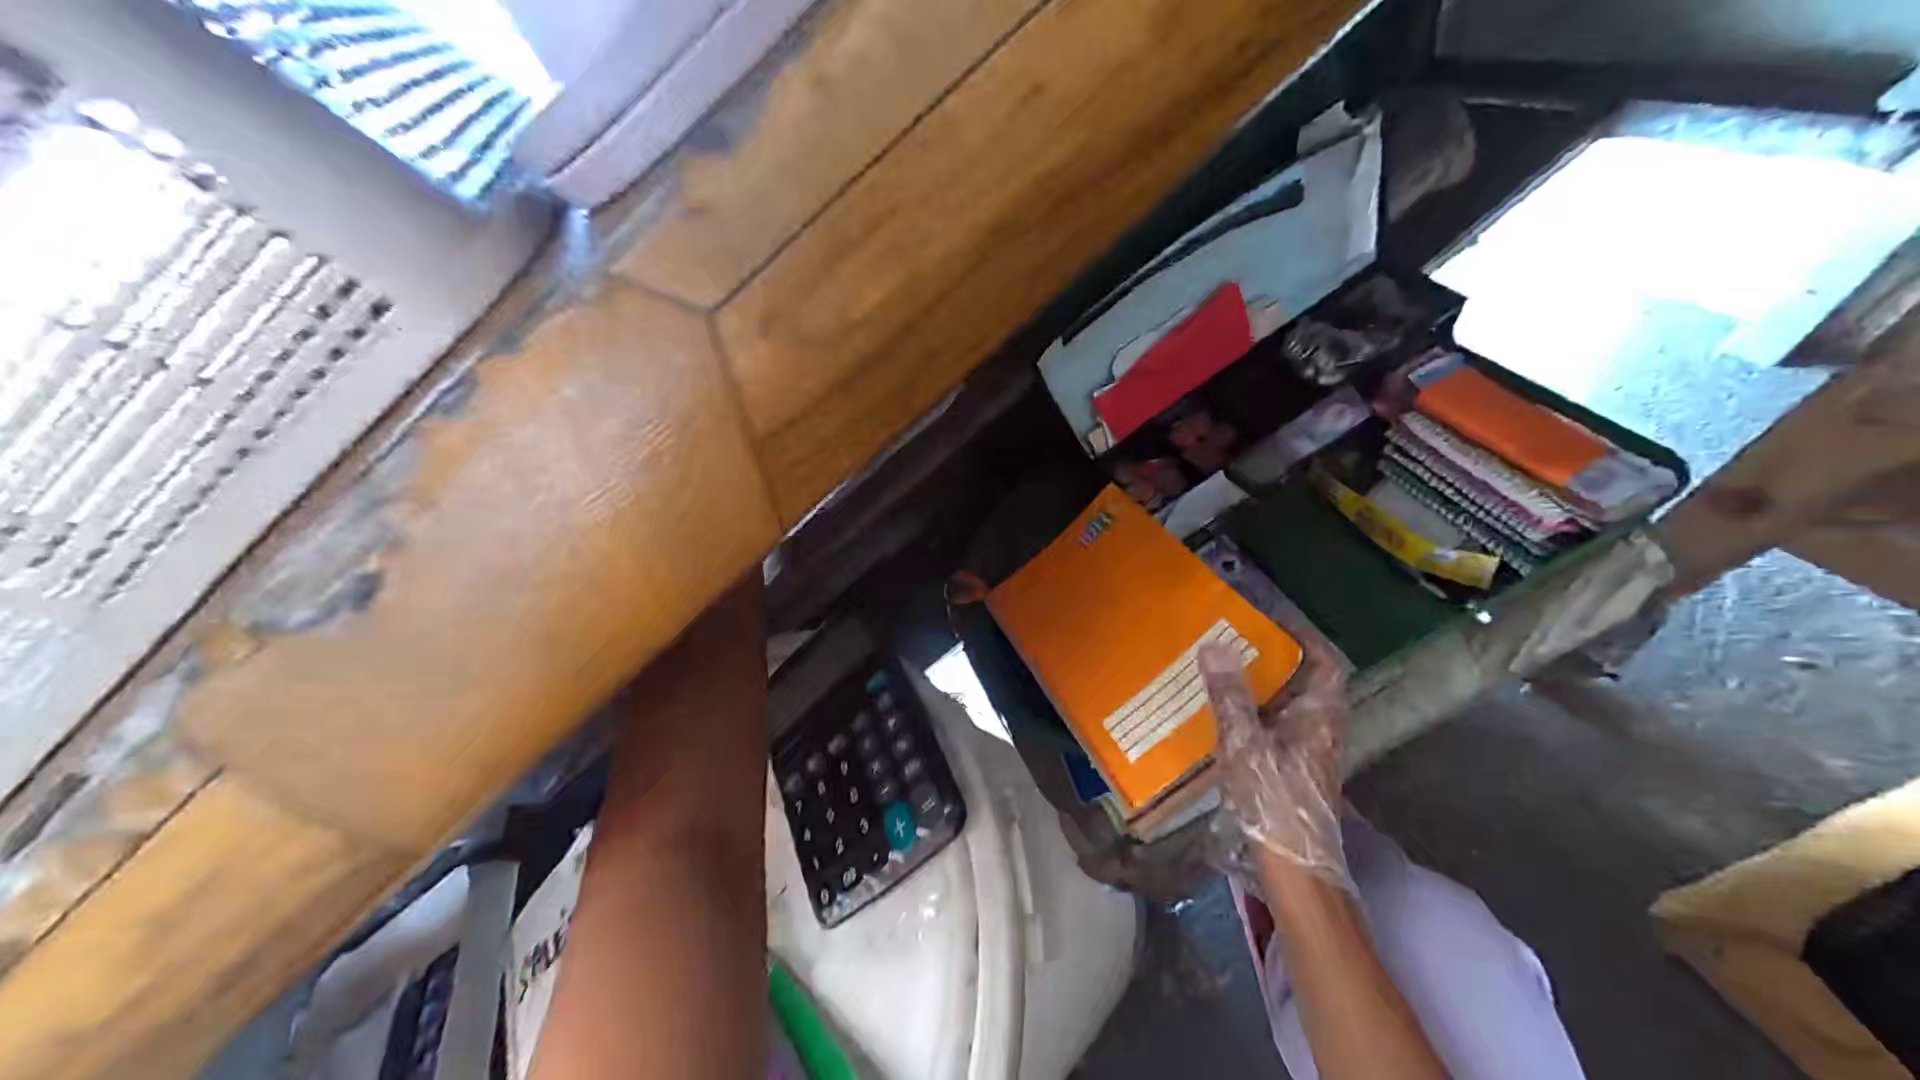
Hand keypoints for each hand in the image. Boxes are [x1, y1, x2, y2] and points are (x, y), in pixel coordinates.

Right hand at [1200, 625, 1351, 889]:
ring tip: (1225, 668)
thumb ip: (1230, 696)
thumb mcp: (1246, 744)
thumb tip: (1214, 646)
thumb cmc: (1276, 801)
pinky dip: (1255, 710)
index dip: (1305, 638)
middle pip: (1306, 681)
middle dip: (1276, 658)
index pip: (1326, 663)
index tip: (1272, 621)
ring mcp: (1309, 751)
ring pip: (1289, 704)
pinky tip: (1224, 713)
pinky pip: (1276, 724)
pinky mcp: (1294, 768)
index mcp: (1320, 716)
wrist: (1295, 867)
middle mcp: (1321, 728)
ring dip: (1263, 684)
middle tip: (1236, 639)